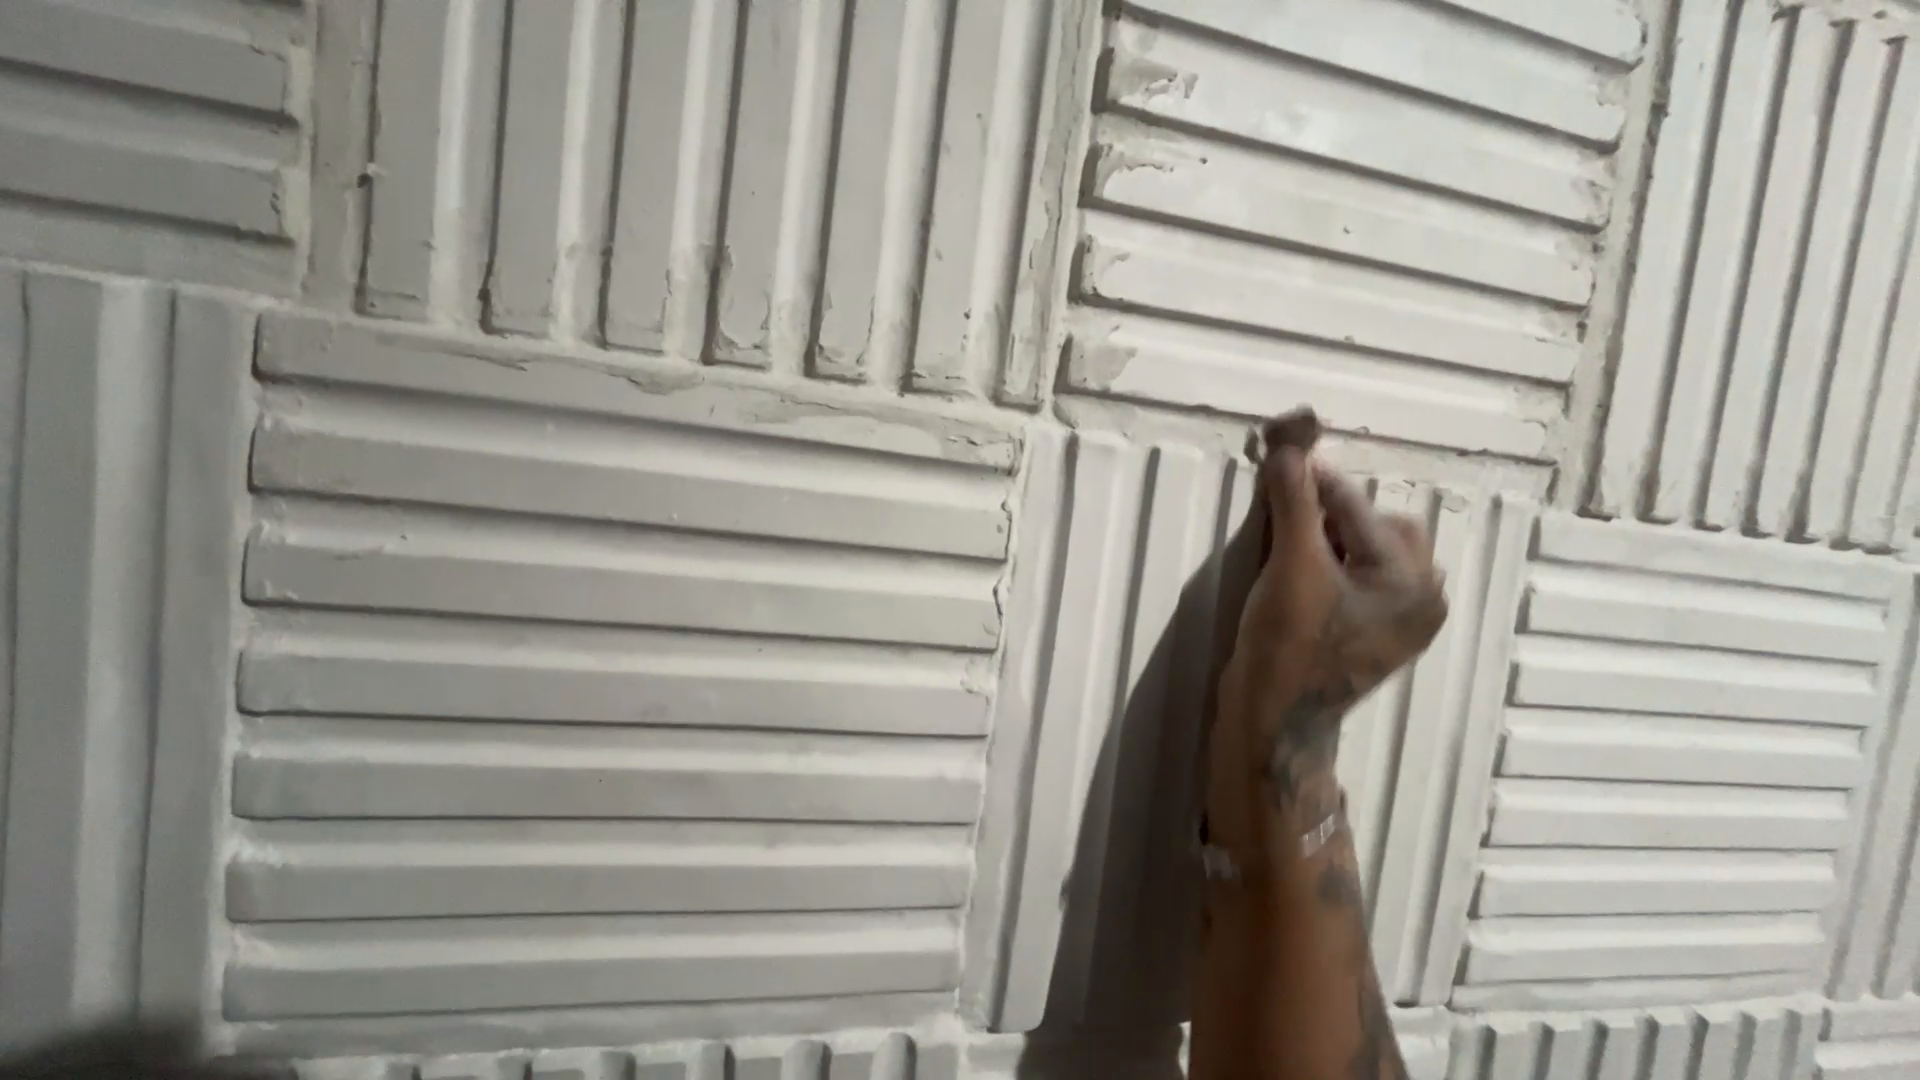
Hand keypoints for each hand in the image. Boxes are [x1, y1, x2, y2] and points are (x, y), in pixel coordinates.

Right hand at [1222, 410, 1448, 820]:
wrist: (1272, 719)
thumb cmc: (1288, 645)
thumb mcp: (1292, 567)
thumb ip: (1295, 502)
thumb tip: (1290, 446)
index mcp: (1414, 582)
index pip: (1359, 509)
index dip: (1315, 479)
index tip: (1284, 448)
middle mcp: (1420, 598)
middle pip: (1374, 525)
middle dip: (1329, 511)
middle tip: (1285, 510)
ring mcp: (1397, 620)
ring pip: (1365, 550)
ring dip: (1328, 534)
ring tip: (1289, 538)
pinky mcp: (1370, 633)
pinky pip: (1356, 577)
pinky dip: (1329, 560)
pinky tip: (1298, 565)